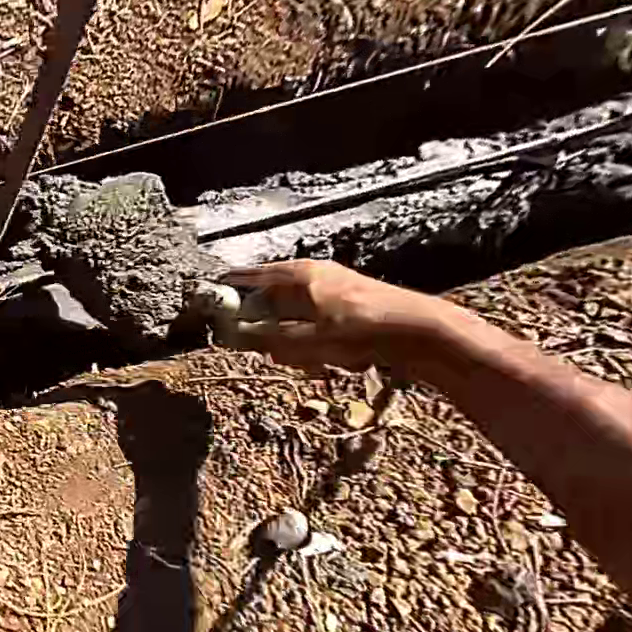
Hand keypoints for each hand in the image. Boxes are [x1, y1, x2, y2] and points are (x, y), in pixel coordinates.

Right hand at [222, 260, 463, 373]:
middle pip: (268, 299)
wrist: (422, 332)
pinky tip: (324, 358)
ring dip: (289, 339)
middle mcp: (312, 274)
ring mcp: (331, 287)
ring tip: (304, 358)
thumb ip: (264, 338)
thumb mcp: (304, 339)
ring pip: (290, 315)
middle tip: (261, 345)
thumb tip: (231, 336)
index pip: (248, 276)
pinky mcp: (346, 304)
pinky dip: (309, 341)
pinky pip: (312, 323)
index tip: (208, 303)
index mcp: (298, 274)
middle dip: (262, 325)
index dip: (227, 290)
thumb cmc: (360, 329)